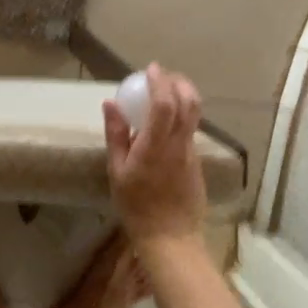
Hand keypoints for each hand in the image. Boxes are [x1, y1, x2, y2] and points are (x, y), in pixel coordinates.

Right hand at [103, 64, 207, 244]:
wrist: (171, 238)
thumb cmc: (137, 206)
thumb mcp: (117, 172)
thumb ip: (116, 135)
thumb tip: (111, 104)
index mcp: (156, 146)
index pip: (164, 104)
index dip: (160, 82)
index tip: (150, 69)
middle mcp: (179, 145)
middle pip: (189, 103)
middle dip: (178, 82)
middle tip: (162, 75)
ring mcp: (192, 154)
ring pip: (194, 116)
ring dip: (182, 97)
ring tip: (164, 93)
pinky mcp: (197, 163)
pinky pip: (191, 130)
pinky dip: (182, 116)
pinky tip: (167, 123)